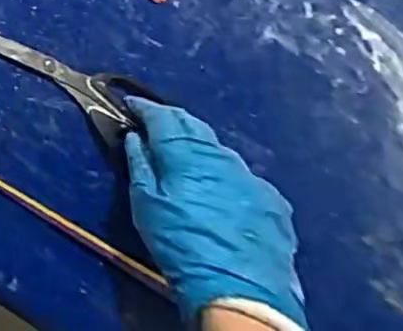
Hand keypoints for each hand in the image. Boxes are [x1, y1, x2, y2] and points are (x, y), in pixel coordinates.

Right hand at [124, 99, 306, 330]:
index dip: (144, 108)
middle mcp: (218, 154)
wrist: (241, 296)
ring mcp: (249, 177)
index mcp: (185, 152)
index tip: (131, 105)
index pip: (161, 116)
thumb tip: (135, 136)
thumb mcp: (145, 205)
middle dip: (171, 119)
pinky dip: (225, 175)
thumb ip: (139, 164)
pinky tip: (221, 190)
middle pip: (191, 124)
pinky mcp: (272, 201)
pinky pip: (243, 177)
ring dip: (199, 146)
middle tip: (154, 123)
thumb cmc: (181, 246)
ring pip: (218, 148)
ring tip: (186, 155)